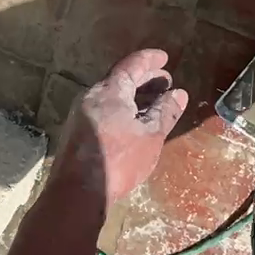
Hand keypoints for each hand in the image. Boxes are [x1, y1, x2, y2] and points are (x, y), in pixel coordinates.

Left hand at [54, 49, 188, 214]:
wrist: (75, 196)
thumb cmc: (117, 161)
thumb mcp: (150, 136)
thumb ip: (165, 112)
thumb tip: (179, 93)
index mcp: (109, 92)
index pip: (131, 65)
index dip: (150, 60)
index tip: (164, 58)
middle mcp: (91, 98)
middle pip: (120, 79)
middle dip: (144, 78)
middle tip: (165, 81)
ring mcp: (80, 116)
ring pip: (111, 96)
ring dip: (134, 95)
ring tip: (154, 102)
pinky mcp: (76, 133)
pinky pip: (104, 110)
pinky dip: (122, 108)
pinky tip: (134, 122)